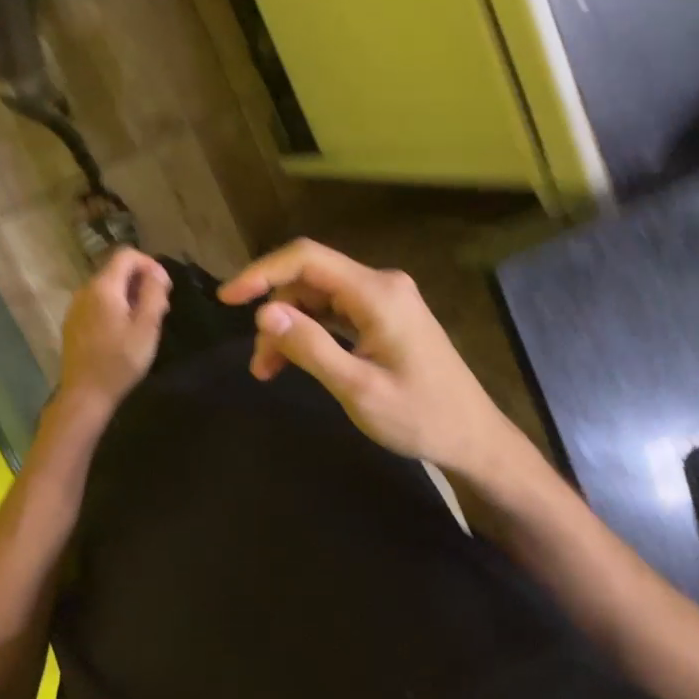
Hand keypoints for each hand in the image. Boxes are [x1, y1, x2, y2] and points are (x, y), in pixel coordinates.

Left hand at [58, 248, 171, 412]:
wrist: (84, 394)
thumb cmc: (119, 361)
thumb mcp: (146, 328)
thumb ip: (153, 294)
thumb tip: (157, 272)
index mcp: (103, 287)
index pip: (126, 255)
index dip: (149, 264)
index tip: (164, 287)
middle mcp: (85, 290)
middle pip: (116, 270)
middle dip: (141, 281)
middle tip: (160, 308)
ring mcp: (75, 307)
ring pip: (107, 288)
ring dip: (129, 296)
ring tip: (145, 322)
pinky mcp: (73, 323)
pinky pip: (97, 304)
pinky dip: (114, 307)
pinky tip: (124, 331)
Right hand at [217, 239, 520, 476]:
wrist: (472, 439)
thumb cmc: (419, 417)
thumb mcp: (357, 388)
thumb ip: (310, 347)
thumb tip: (263, 313)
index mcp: (378, 294)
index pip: (306, 259)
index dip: (261, 272)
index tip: (226, 299)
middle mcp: (381, 286)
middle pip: (308, 281)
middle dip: (274, 315)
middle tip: (258, 364)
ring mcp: (384, 301)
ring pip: (316, 299)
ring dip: (288, 329)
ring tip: (269, 371)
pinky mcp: (384, 318)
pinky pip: (333, 314)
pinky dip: (308, 334)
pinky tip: (292, 362)